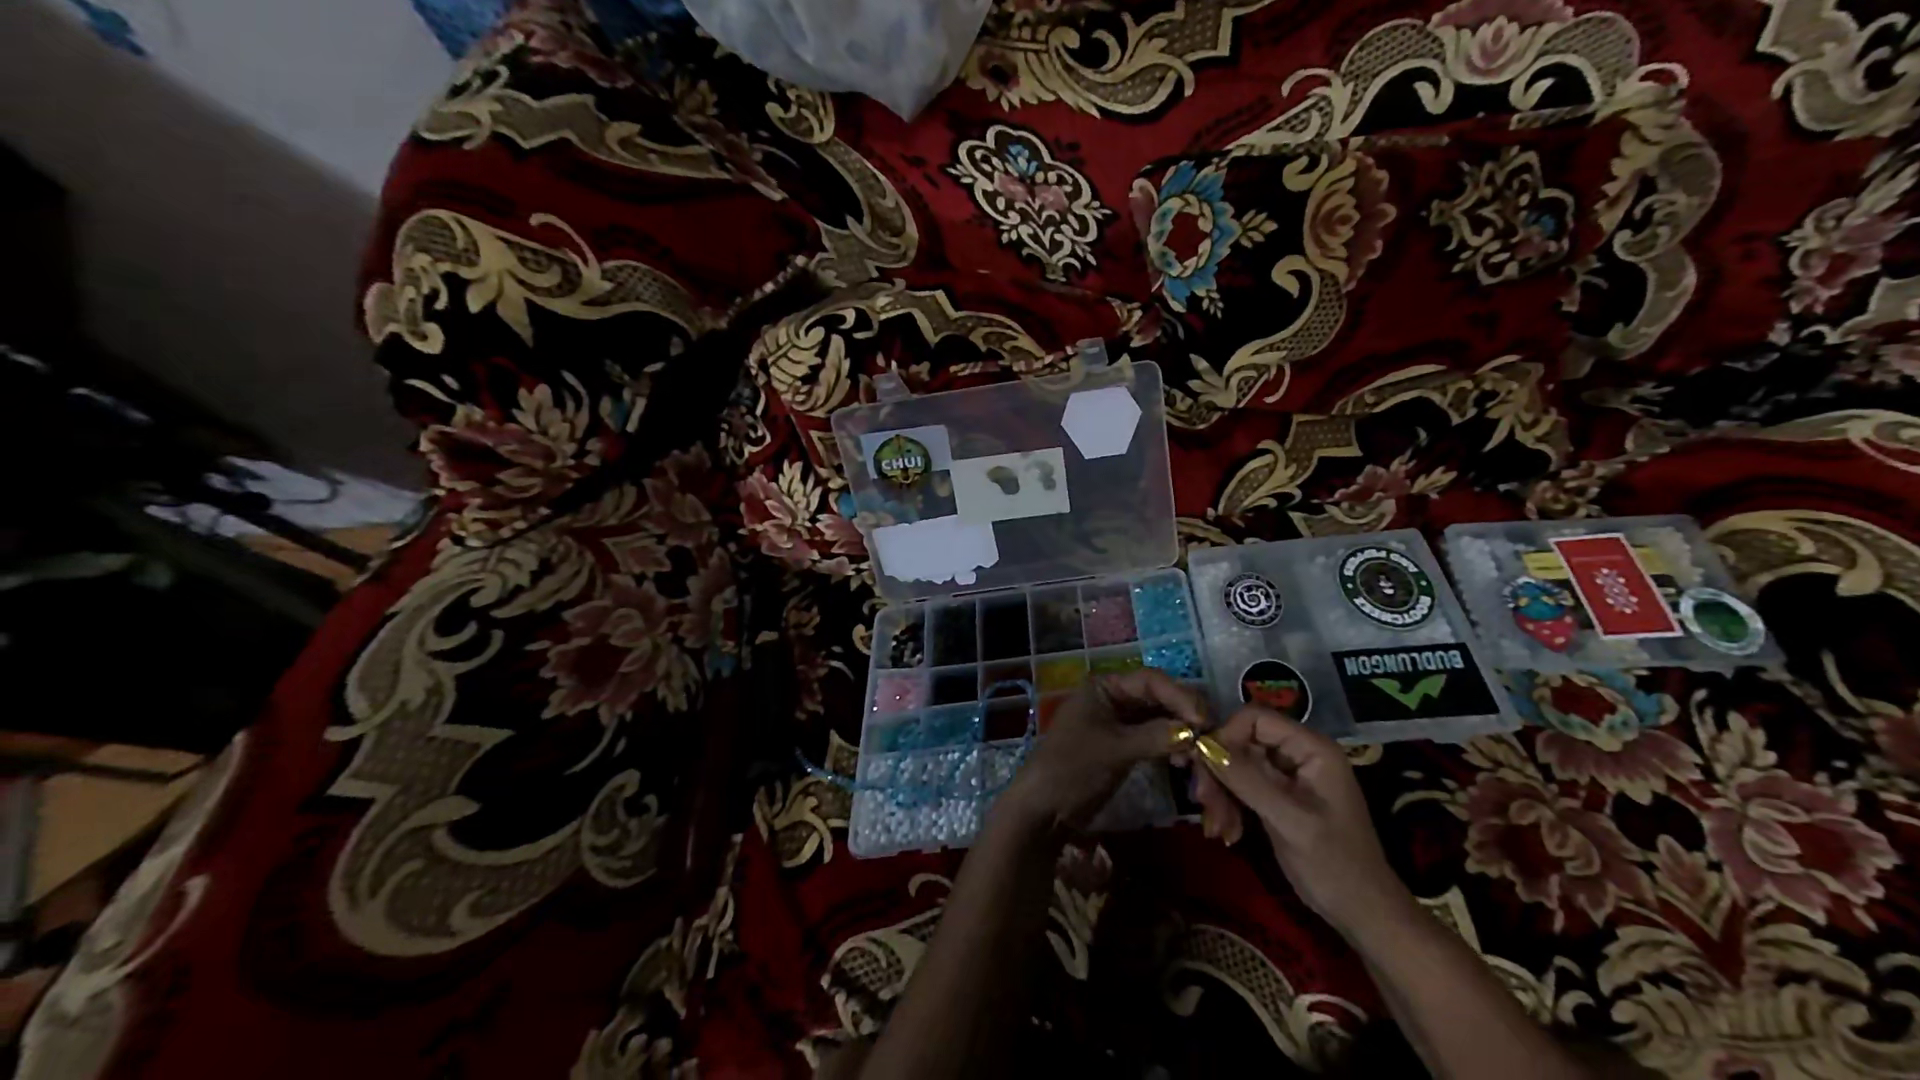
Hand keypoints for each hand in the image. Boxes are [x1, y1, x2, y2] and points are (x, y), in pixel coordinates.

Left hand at [999, 670, 1204, 833]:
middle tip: (1209, 737)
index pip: (1151, 681)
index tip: (1203, 720)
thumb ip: (1155, 736)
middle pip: (1161, 698)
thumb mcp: (1114, 750)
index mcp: (1104, 687)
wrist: (1043, 809)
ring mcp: (1121, 722)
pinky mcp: (1126, 746)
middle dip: (1185, 716)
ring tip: (1196, 755)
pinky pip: (1157, 739)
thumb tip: (1195, 731)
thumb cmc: (1071, 769)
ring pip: (1163, 720)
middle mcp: (1114, 698)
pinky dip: (1172, 748)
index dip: (1180, 697)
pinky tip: (1184, 763)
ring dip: (1182, 734)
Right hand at [1189, 706, 1408, 935]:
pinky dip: (1228, 806)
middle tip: (1202, 802)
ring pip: (1235, 765)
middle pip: (1241, 742)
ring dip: (1220, 794)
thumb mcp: (1290, 821)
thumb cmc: (1335, 865)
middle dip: (1218, 771)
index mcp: (1312, 749)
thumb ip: (1248, 780)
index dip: (1226, 735)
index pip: (1255, 718)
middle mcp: (1298, 755)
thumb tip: (1203, 746)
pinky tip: (1226, 832)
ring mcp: (1286, 777)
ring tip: (1216, 827)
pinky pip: (1240, 787)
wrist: (1361, 913)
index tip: (1203, 765)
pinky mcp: (1276, 797)